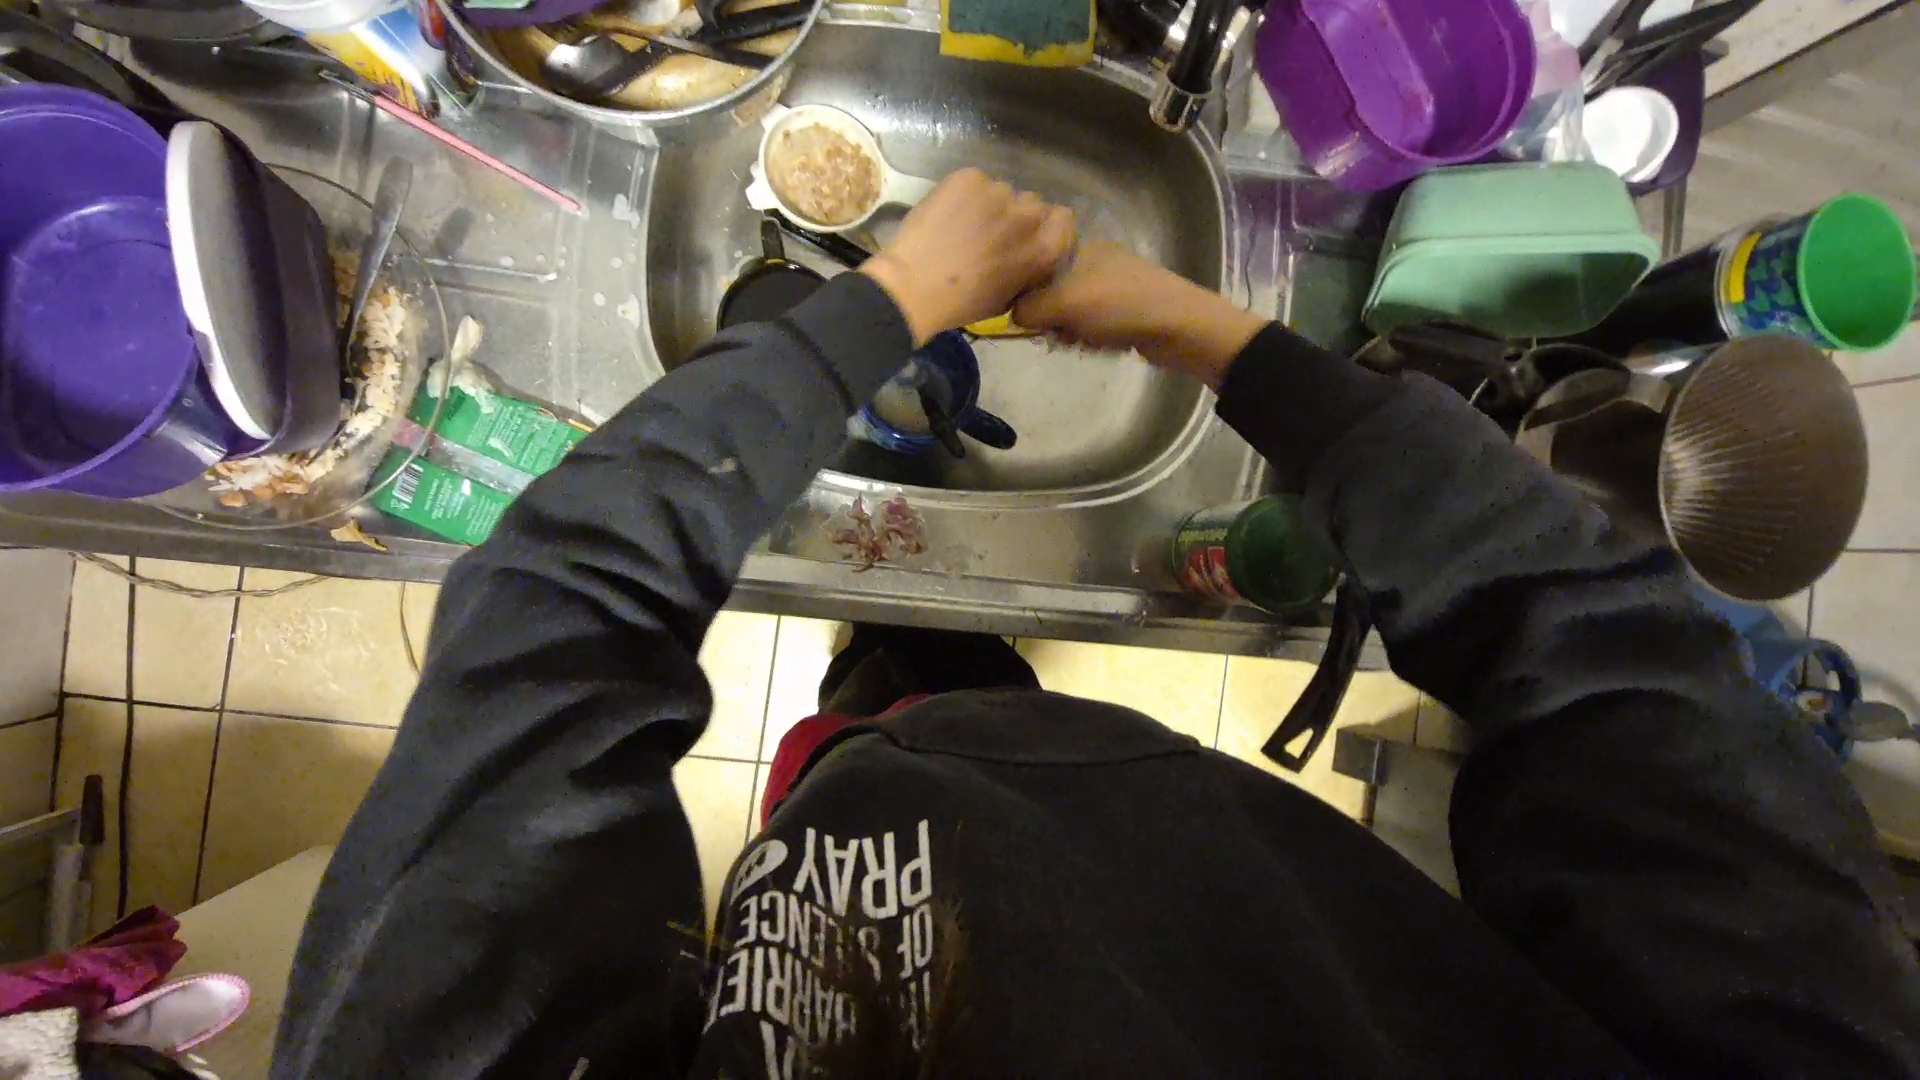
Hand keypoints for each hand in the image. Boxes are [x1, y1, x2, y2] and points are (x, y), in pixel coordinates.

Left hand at [859, 168, 1074, 346]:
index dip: (1047, 228)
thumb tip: (1028, 258)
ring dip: (990, 206)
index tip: (1029, 240)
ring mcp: (999, 191)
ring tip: (965, 227)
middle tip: (993, 236)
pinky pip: (975, 183)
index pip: (1064, 220)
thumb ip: (1028, 270)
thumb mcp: (1008, 297)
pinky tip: (949, 216)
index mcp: (1044, 248)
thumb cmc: (963, 303)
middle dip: (1017, 217)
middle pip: (1033, 204)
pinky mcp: (969, 177)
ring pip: (1002, 192)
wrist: (915, 286)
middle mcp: (1029, 214)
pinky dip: (965, 195)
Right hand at [1012, 242, 1267, 386]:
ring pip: (1072, 311)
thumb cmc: (1120, 307)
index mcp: (1081, 248)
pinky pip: (1093, 324)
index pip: (1036, 265)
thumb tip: (1010, 315)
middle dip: (1051, 317)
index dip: (1027, 292)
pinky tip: (1097, 345)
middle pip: (1052, 291)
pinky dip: (1090, 336)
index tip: (1026, 316)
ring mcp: (1113, 286)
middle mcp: (1096, 261)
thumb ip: (1029, 308)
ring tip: (1081, 341)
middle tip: (1058, 333)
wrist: (1179, 327)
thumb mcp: (1065, 303)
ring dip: (1071, 330)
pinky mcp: (1126, 309)